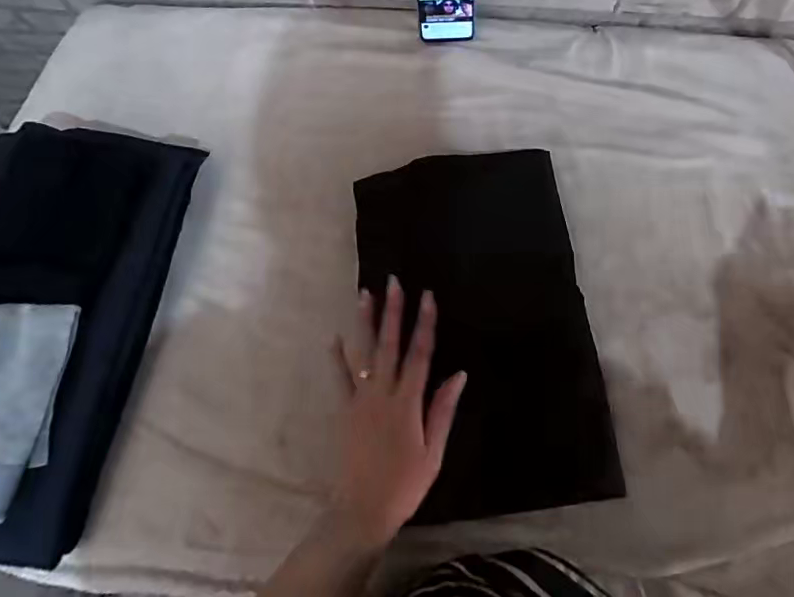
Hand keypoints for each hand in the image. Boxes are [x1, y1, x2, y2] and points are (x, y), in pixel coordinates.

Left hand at [329, 277, 466, 544]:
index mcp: (407, 403)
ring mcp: (359, 400)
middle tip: (394, 282)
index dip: (425, 323)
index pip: (420, 354)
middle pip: (389, 345)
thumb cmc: (404, 484)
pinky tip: (334, 337)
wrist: (361, 511)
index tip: (428, 296)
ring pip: (362, 353)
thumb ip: (443, 410)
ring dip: (364, 322)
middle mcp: (382, 394)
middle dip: (393, 311)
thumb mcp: (433, 452)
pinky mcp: (342, 411)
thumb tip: (459, 374)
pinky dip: (336, 357)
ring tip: (365, 294)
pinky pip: (338, 379)